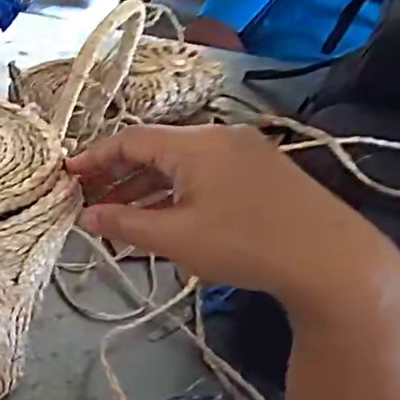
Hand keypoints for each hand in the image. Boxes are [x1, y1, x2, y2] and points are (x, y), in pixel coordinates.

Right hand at [66, 125, 399, 324]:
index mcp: (195, 144)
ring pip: (178, 164)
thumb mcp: (175, 237)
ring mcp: (244, 153)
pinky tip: (158, 217)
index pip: (130, 140)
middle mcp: (219, 137)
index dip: (94, 158)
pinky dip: (172, 192)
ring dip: (143, 187)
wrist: (332, 261)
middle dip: (116, 176)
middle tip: (87, 200)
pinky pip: (202, 174)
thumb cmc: (244, 244)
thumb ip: (124, 223)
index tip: (67, 177)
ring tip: (115, 215)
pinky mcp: (260, 173)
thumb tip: (85, 216)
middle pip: (154, 149)